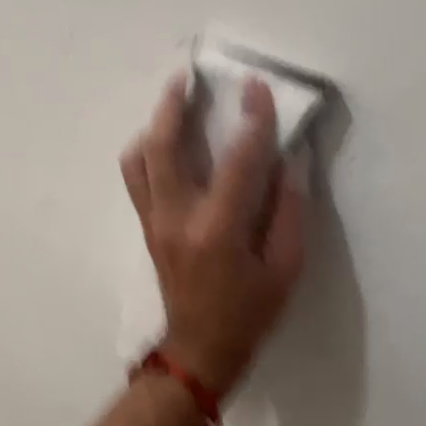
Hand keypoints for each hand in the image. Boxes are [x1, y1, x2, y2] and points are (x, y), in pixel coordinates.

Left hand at [121, 72, 305, 396]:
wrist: (199, 350)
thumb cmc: (250, 313)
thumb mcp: (286, 267)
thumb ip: (287, 210)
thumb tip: (288, 158)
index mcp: (217, 230)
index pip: (236, 162)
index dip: (251, 120)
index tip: (256, 86)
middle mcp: (176, 219)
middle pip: (163, 149)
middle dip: (172, 107)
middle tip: (185, 75)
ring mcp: (154, 222)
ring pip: (138, 160)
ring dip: (153, 126)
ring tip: (172, 102)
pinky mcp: (146, 227)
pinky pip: (137, 178)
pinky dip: (147, 151)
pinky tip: (165, 141)